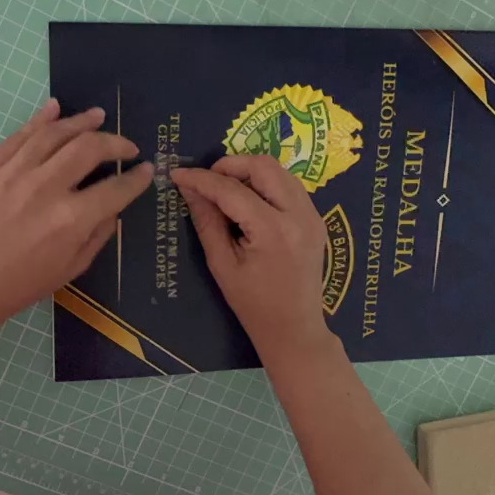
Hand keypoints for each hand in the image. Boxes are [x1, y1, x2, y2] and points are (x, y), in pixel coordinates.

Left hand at [0, 100, 153, 333]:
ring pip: (55, 134)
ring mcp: (15, 174)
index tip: (147, 170)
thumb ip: (98, 234)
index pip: (116, 190)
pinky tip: (56, 109)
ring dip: (81, 122)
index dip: (137, 178)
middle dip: (115, 143)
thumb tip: (113, 207)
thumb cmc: (22, 284)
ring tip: (98, 116)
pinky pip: (20, 136)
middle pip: (89, 149)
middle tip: (126, 146)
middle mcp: (46, 189)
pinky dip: (40, 119)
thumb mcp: (71, 268)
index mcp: (71, 220)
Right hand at [171, 155, 335, 361]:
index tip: (178, 174)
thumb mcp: (222, 264)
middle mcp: (299, 215)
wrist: (294, 328)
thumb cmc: (253, 304)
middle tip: (207, 181)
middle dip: (230, 166)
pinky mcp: (316, 219)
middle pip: (263, 166)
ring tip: (225, 190)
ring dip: (250, 173)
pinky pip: (289, 186)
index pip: (231, 190)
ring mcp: (312, 215)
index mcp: (273, 231)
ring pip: (279, 171)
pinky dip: (266, 184)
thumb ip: (207, 221)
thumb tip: (189, 188)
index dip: (201, 179)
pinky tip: (249, 202)